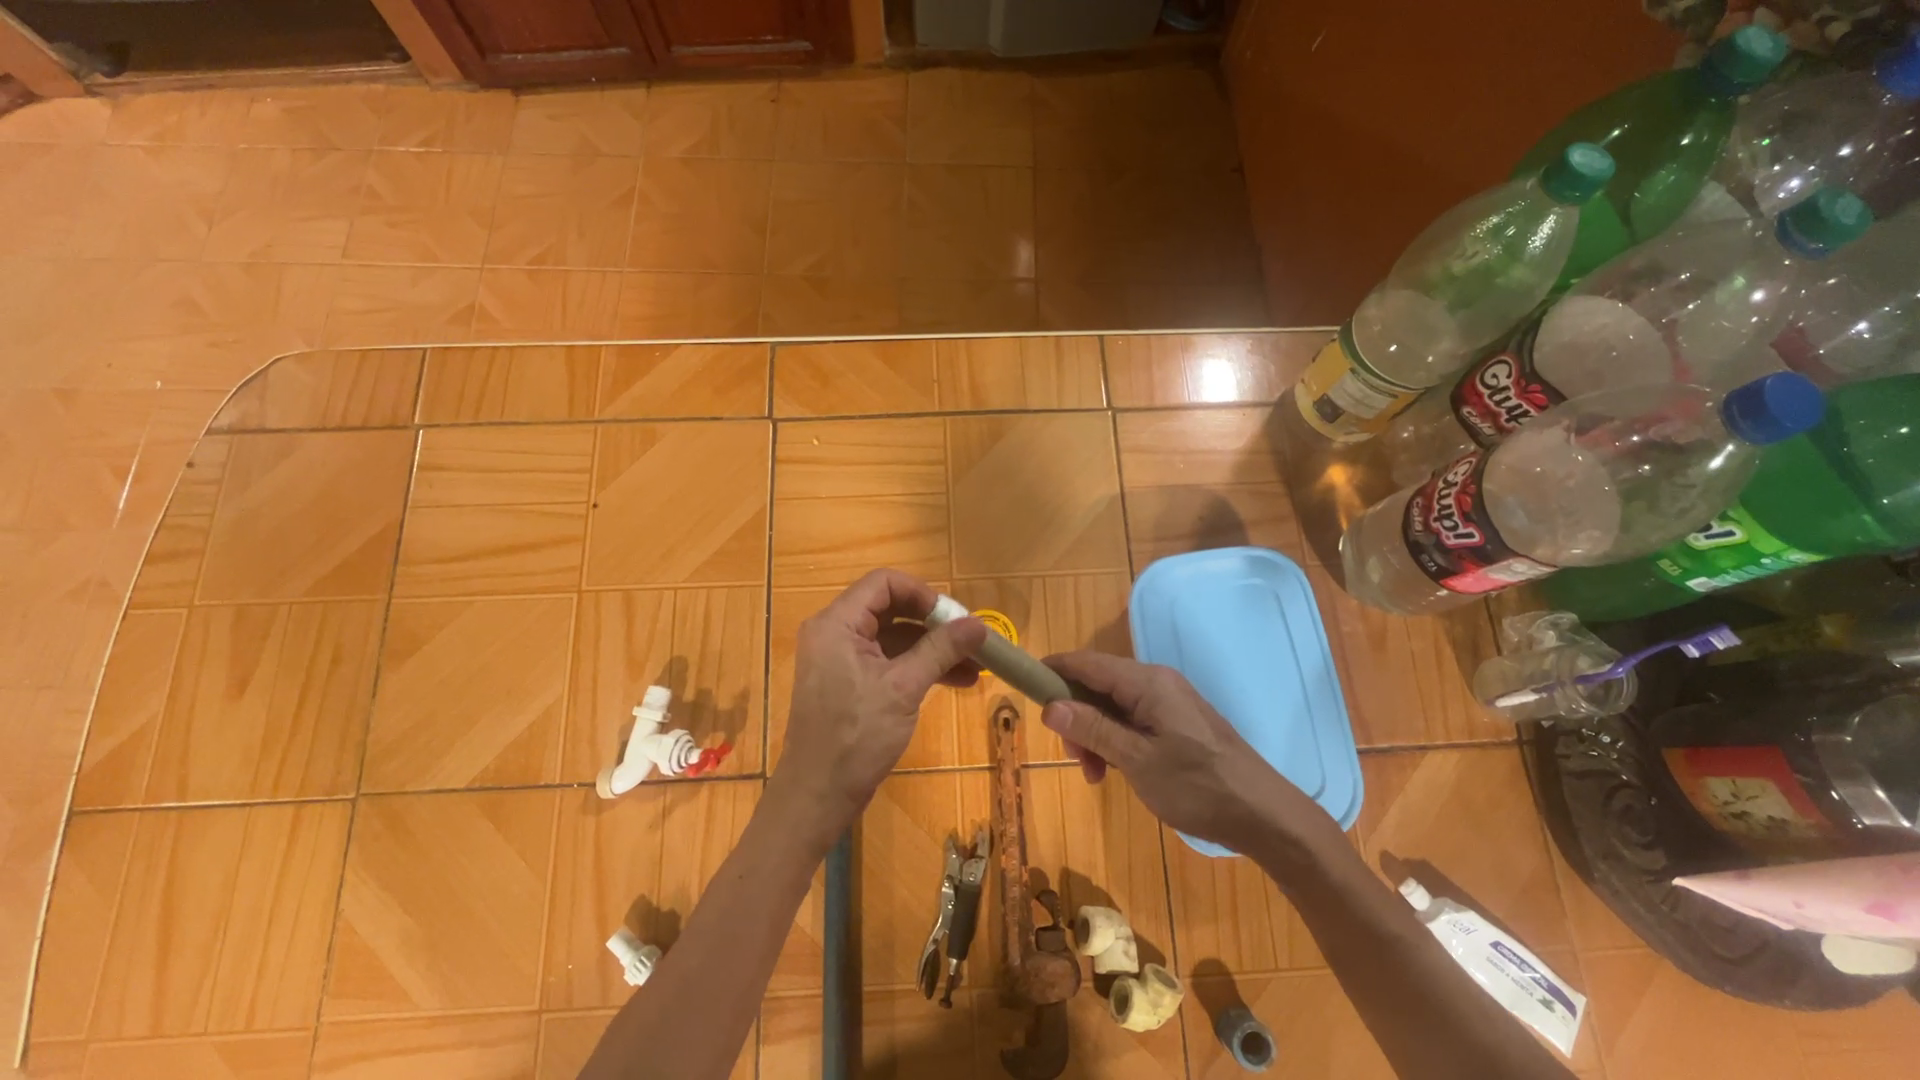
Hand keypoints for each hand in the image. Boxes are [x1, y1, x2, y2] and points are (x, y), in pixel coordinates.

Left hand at [773, 569, 986, 827]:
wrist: (818, 794)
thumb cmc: (856, 736)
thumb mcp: (903, 688)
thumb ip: (940, 650)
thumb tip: (978, 624)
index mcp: (836, 624)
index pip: (883, 583)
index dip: (923, 594)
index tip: (956, 617)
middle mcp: (834, 633)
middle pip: (890, 609)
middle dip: (934, 624)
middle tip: (972, 640)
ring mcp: (841, 660)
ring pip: (893, 638)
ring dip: (932, 648)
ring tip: (976, 666)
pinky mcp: (850, 684)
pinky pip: (888, 662)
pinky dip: (918, 667)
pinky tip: (955, 680)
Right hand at [1039, 651, 1327, 851]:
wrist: (1263, 814)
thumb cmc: (1198, 786)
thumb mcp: (1137, 761)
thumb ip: (1093, 730)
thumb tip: (1049, 704)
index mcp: (1147, 683)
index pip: (1085, 662)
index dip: (1051, 671)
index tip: (1023, 691)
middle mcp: (1157, 683)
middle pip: (1097, 685)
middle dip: (1075, 717)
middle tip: (1074, 758)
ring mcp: (1169, 702)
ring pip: (1112, 707)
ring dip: (1094, 735)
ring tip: (1096, 775)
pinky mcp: (1177, 723)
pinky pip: (1132, 720)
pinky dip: (1115, 741)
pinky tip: (1116, 771)